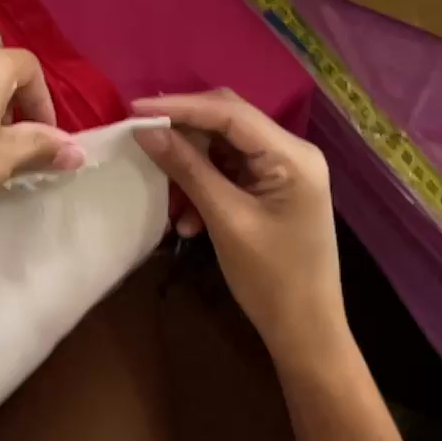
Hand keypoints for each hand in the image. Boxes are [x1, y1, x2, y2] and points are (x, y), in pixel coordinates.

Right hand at [133, 90, 345, 357]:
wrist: (306, 334)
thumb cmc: (272, 279)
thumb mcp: (225, 220)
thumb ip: (187, 169)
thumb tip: (144, 130)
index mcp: (292, 155)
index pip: (229, 112)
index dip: (180, 106)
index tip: (135, 108)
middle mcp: (290, 151)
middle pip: (226, 121)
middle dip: (182, 130)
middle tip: (141, 137)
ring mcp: (281, 168)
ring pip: (221, 144)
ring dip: (189, 164)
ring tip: (166, 193)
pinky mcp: (269, 185)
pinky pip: (226, 168)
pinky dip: (201, 184)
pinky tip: (188, 219)